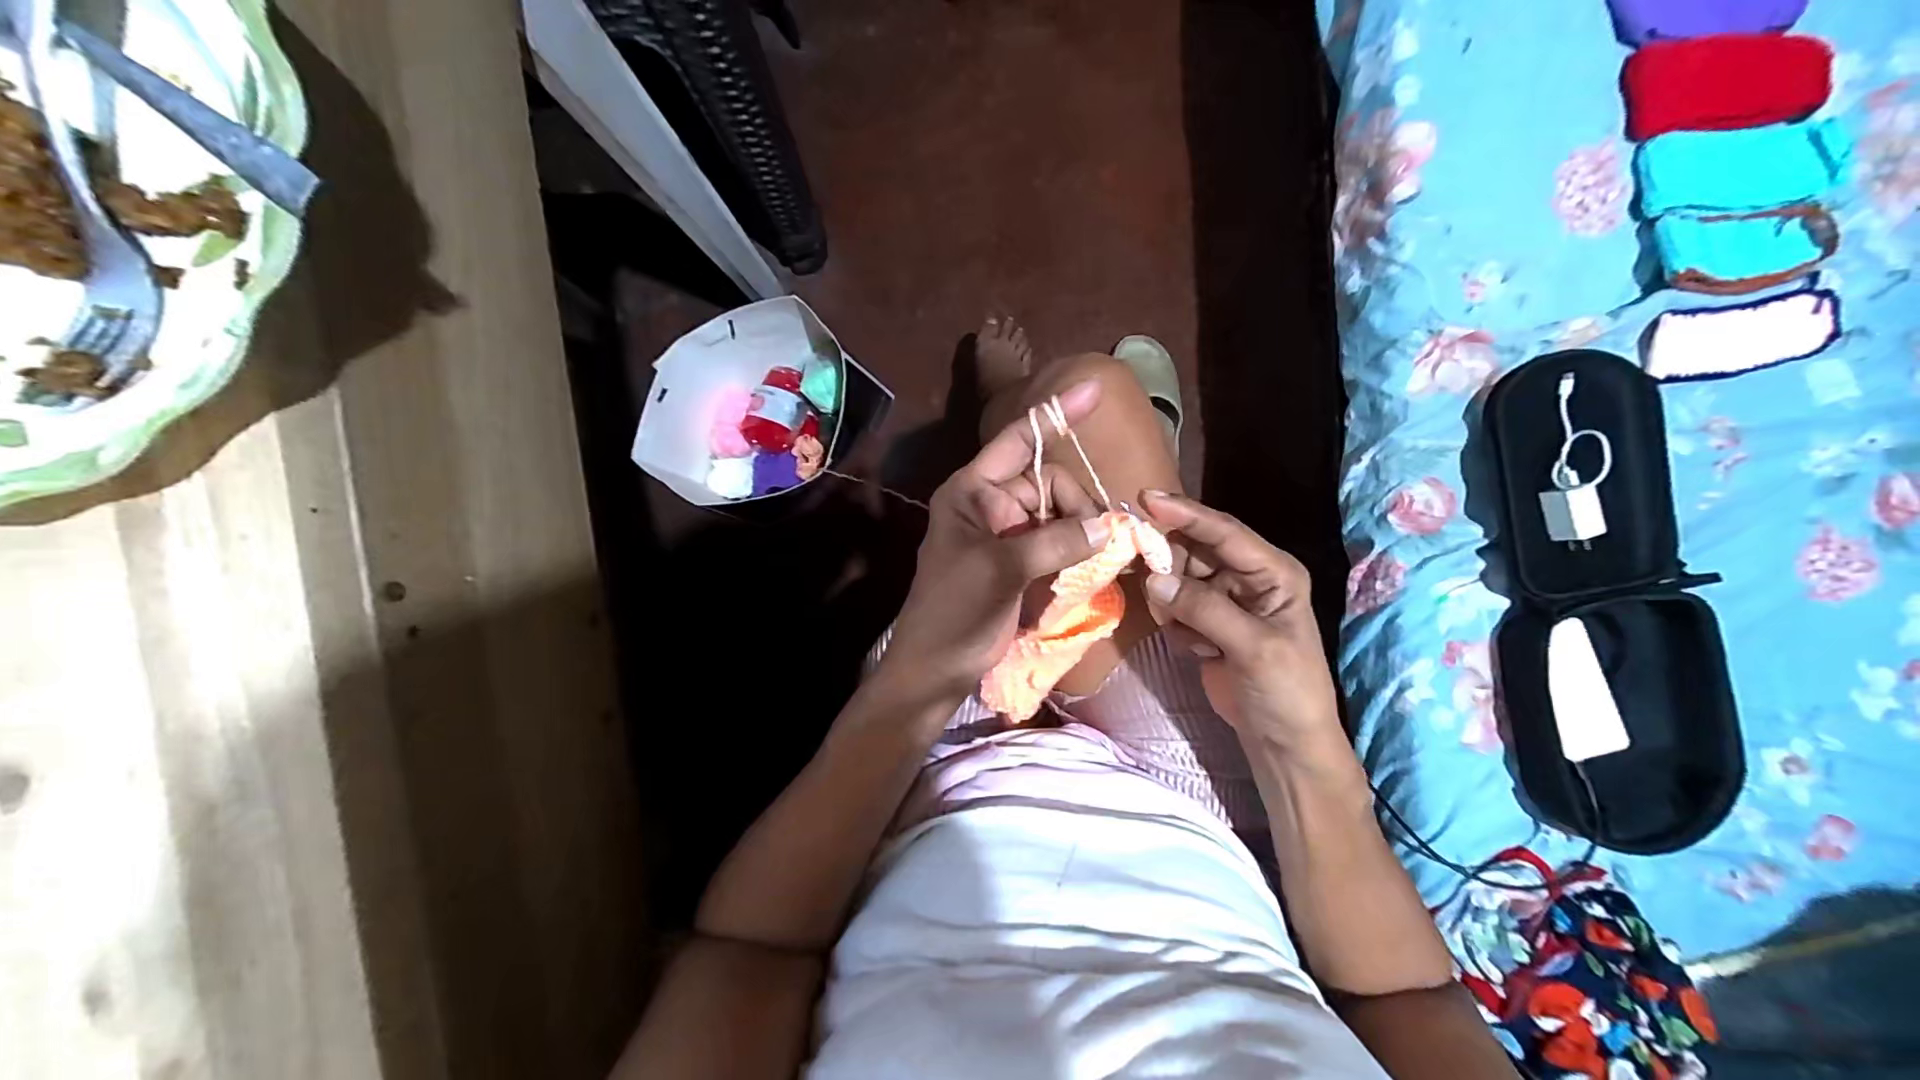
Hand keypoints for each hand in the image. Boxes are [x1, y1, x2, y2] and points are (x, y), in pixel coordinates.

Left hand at [879, 380, 1112, 700]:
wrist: (936, 667)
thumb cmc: (953, 610)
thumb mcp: (1001, 570)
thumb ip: (1055, 542)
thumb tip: (1108, 526)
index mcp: (972, 491)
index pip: (1017, 440)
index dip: (1054, 415)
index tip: (1095, 390)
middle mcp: (990, 504)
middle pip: (1050, 482)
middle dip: (1076, 506)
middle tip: (1094, 543)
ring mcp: (1006, 533)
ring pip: (1060, 513)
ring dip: (1080, 532)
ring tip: (1089, 563)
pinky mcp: (1019, 560)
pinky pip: (1058, 541)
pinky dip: (1075, 551)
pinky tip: (1085, 569)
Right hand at [1137, 490, 1342, 751]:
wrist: (1284, 743)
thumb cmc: (1286, 691)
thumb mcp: (1253, 647)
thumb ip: (1204, 609)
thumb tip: (1154, 579)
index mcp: (1273, 572)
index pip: (1224, 532)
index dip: (1186, 513)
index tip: (1146, 499)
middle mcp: (1247, 577)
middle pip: (1193, 549)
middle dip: (1168, 561)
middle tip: (1145, 578)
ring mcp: (1224, 600)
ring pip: (1178, 577)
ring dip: (1170, 600)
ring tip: (1184, 632)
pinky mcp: (1205, 623)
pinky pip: (1173, 605)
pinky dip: (1173, 622)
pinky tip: (1195, 649)